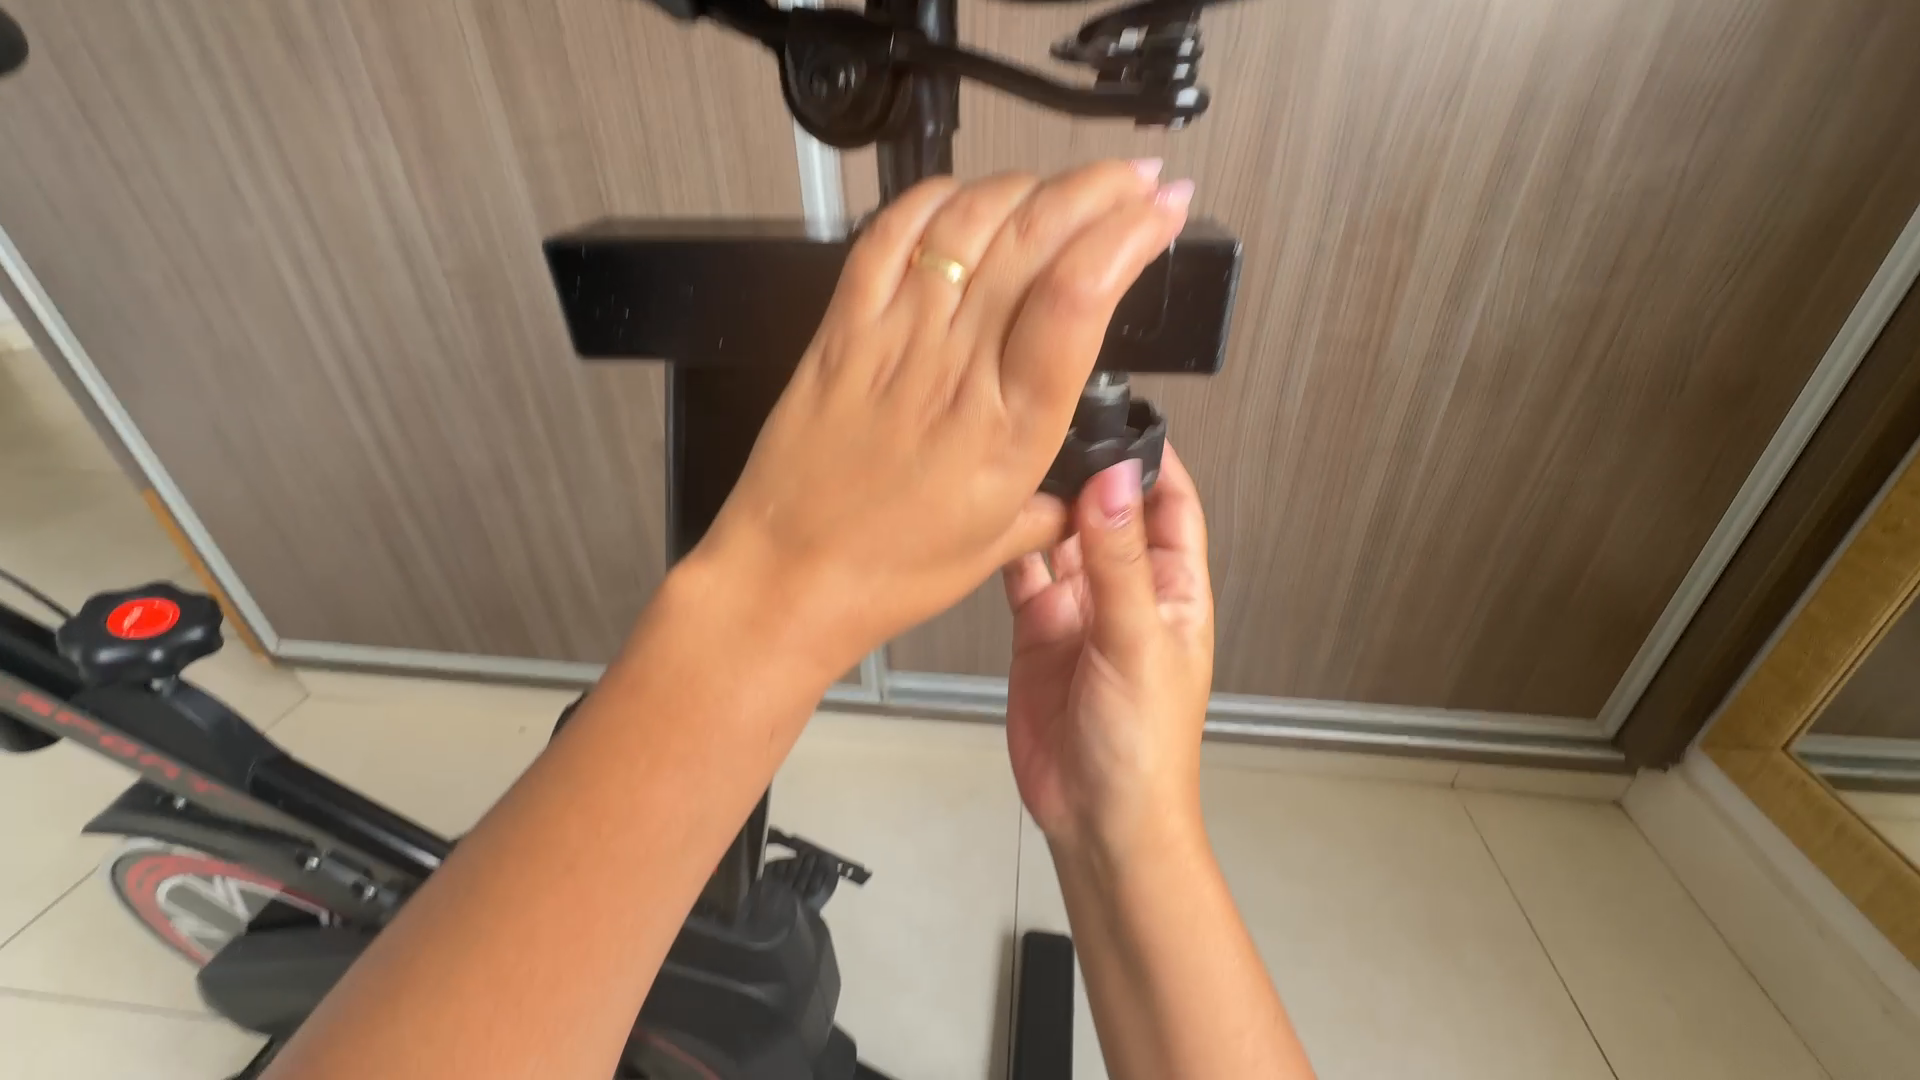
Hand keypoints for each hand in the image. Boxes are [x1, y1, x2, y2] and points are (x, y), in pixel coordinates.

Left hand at [694, 161, 1192, 673]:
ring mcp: (895, 341)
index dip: (1131, 234)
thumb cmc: (883, 571)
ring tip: (1059, 187)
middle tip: (1132, 183)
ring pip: (969, 221)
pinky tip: (961, 196)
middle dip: (1101, 189)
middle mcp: (956, 371)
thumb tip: (1083, 492)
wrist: (788, 575)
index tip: (1161, 212)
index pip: (1080, 297)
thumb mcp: (994, 549)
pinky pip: (887, 236)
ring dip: (1028, 184)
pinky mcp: (844, 331)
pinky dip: (931, 199)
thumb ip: (1051, 509)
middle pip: (1036, 238)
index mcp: (1009, 431)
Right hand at [1002, 444, 1213, 850]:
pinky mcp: (1037, 628)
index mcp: (1174, 587)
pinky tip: (991, 518)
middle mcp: (1126, 589)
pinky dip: (1009, 548)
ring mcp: (1078, 607)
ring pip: (1061, 538)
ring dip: (1045, 505)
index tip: (1120, 414)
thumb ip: (1120, 563)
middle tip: (1049, 426)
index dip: (1152, 460)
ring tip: (1014, 460)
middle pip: (1108, 513)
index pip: (1170, 504)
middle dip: (1087, 473)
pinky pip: (1021, 575)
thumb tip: (1114, 482)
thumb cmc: (1145, 742)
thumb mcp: (1137, 643)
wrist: (1097, 815)